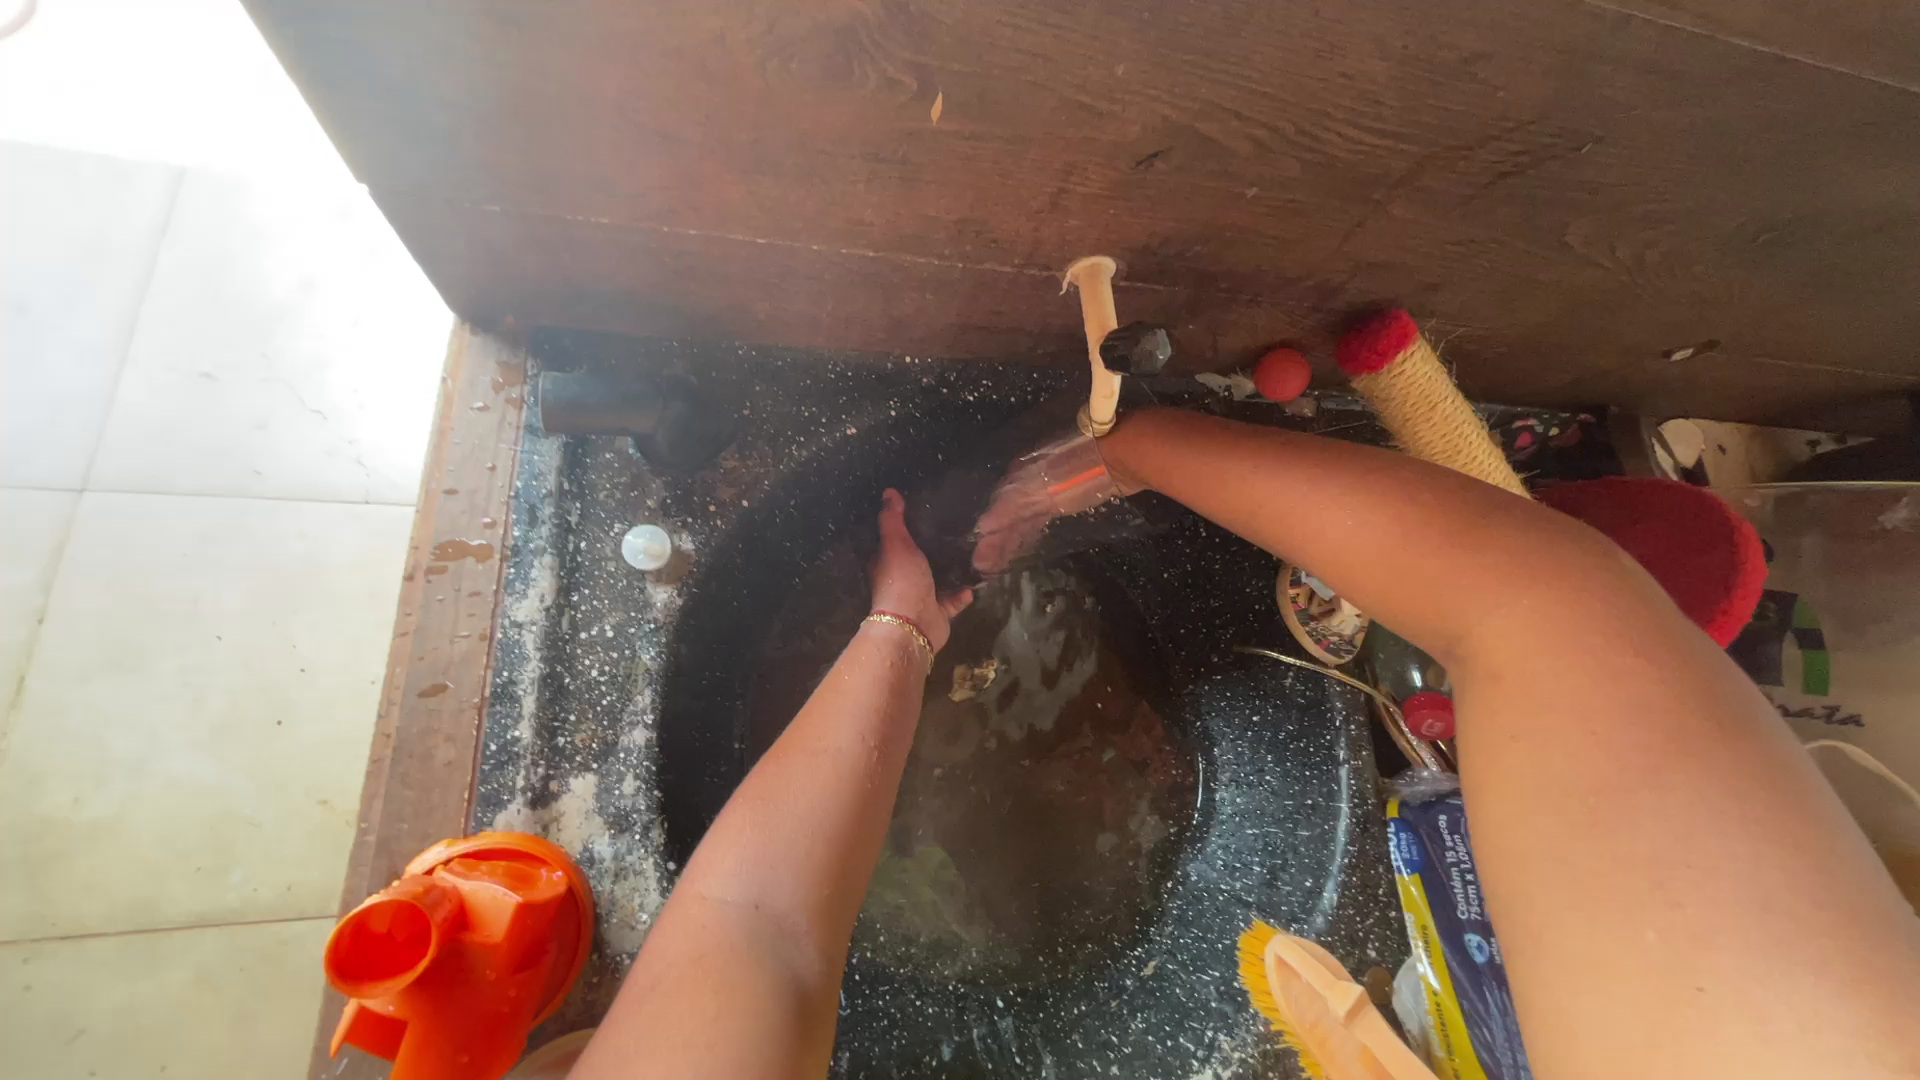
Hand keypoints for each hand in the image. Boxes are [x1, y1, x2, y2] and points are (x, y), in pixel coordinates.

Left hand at [870, 489, 971, 651]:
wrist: (913, 623)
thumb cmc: (901, 580)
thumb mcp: (896, 543)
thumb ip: (893, 520)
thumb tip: (888, 492)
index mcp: (888, 563)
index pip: (895, 542)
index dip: (906, 529)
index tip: (924, 514)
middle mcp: (903, 580)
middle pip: (919, 561)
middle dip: (934, 551)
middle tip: (955, 532)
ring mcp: (921, 597)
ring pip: (938, 581)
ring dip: (952, 572)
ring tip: (971, 555)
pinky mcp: (938, 613)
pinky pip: (952, 601)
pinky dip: (962, 594)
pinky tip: (974, 583)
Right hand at [969, 429, 1127, 575]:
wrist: (1120, 457)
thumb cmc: (1077, 472)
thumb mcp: (1038, 489)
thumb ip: (1011, 508)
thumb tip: (983, 527)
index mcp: (1020, 475)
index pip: (998, 508)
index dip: (990, 533)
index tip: (979, 557)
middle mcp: (1030, 482)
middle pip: (1010, 516)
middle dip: (997, 541)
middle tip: (983, 566)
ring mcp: (1050, 491)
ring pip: (1025, 519)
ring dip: (1011, 540)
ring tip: (998, 564)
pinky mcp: (1068, 500)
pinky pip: (1041, 520)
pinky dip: (1030, 534)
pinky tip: (1026, 545)